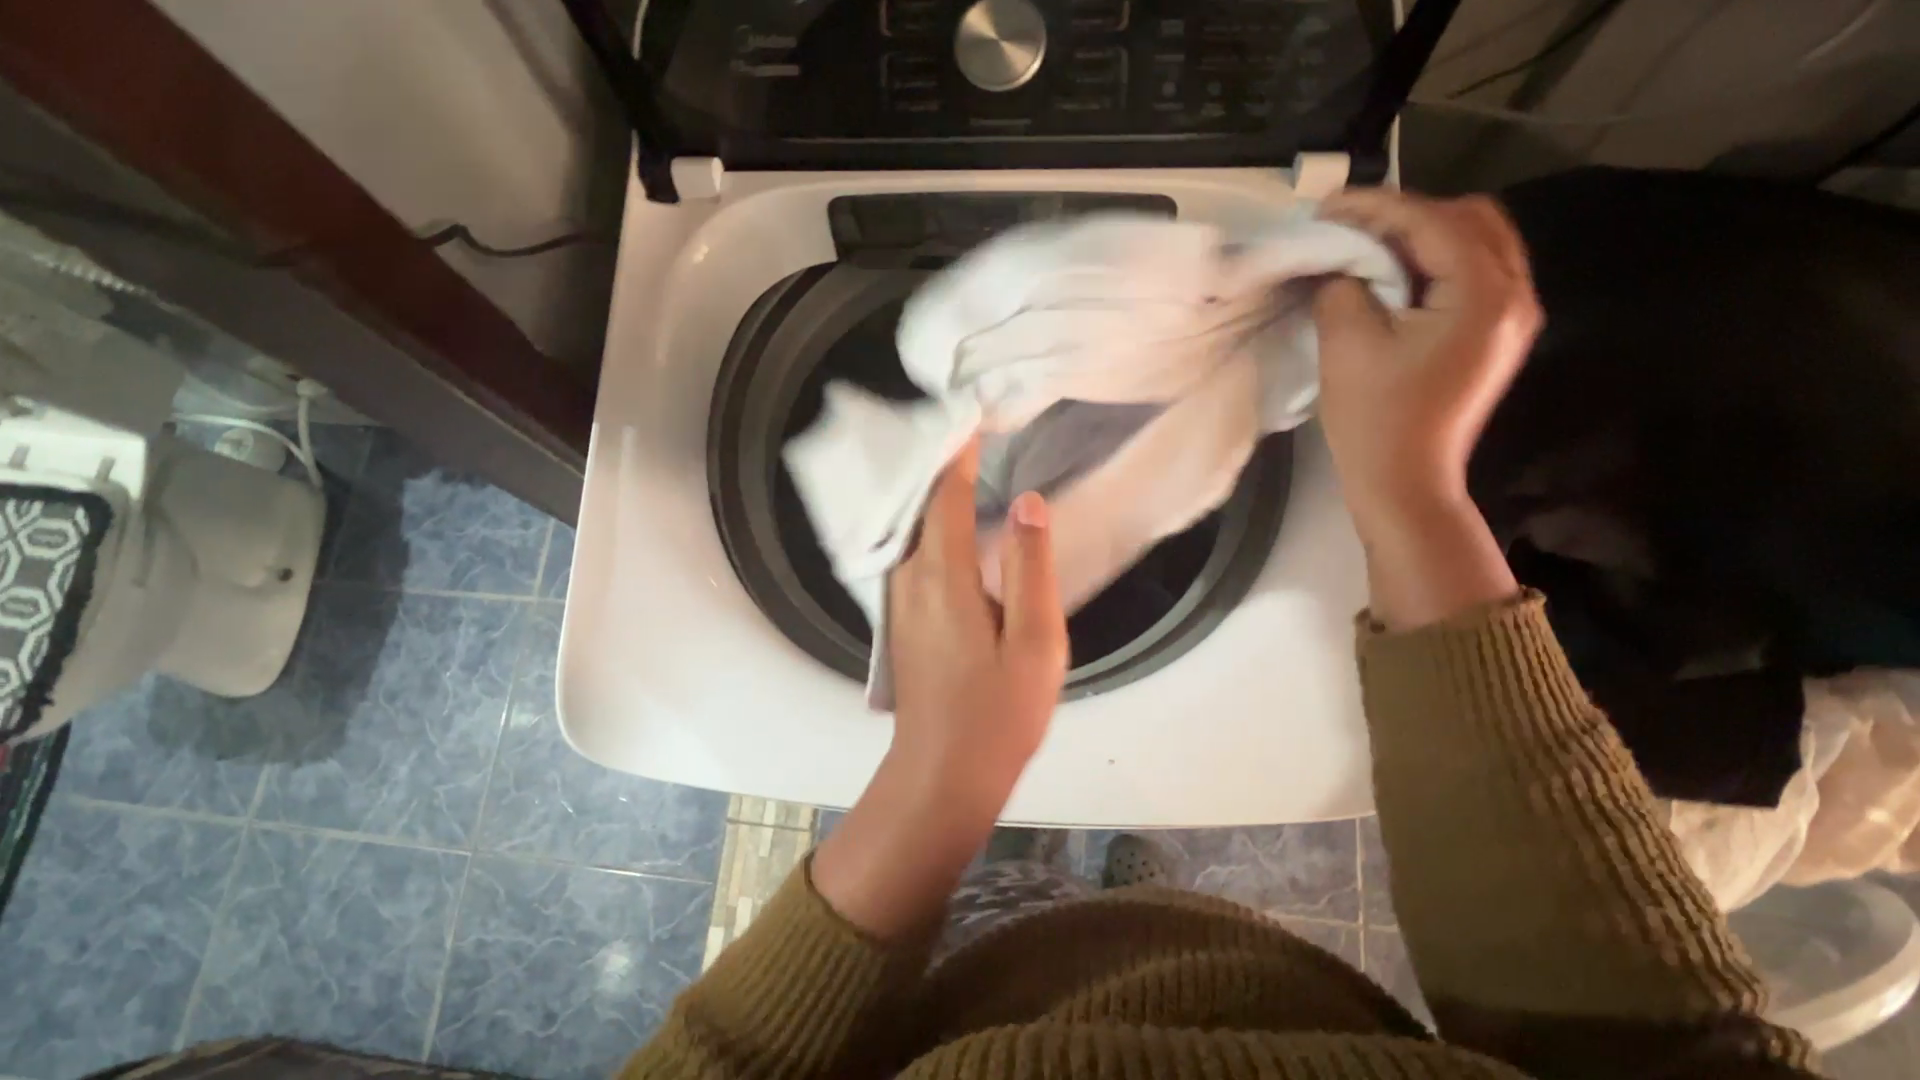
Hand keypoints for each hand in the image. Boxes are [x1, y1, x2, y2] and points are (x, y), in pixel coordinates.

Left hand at [888, 439, 1068, 786]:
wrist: (943, 773)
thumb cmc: (998, 713)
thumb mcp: (1035, 642)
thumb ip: (1031, 567)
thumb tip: (1028, 502)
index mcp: (943, 577)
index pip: (944, 495)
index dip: (958, 452)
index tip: (971, 414)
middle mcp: (909, 579)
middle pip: (918, 505)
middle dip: (939, 462)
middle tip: (967, 423)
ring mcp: (899, 601)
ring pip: (910, 529)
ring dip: (931, 492)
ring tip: (961, 458)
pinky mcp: (901, 619)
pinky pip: (910, 552)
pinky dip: (927, 523)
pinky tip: (948, 519)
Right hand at [1313, 191, 1542, 536]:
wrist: (1406, 485)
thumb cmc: (1375, 419)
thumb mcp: (1346, 343)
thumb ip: (1345, 282)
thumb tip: (1344, 259)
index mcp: (1482, 293)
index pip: (1431, 221)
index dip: (1374, 207)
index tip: (1325, 207)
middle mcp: (1515, 293)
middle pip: (1469, 218)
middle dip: (1407, 214)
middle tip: (1351, 229)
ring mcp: (1514, 314)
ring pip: (1479, 241)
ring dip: (1425, 235)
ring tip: (1371, 249)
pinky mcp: (1500, 334)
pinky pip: (1478, 272)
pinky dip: (1439, 261)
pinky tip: (1399, 277)